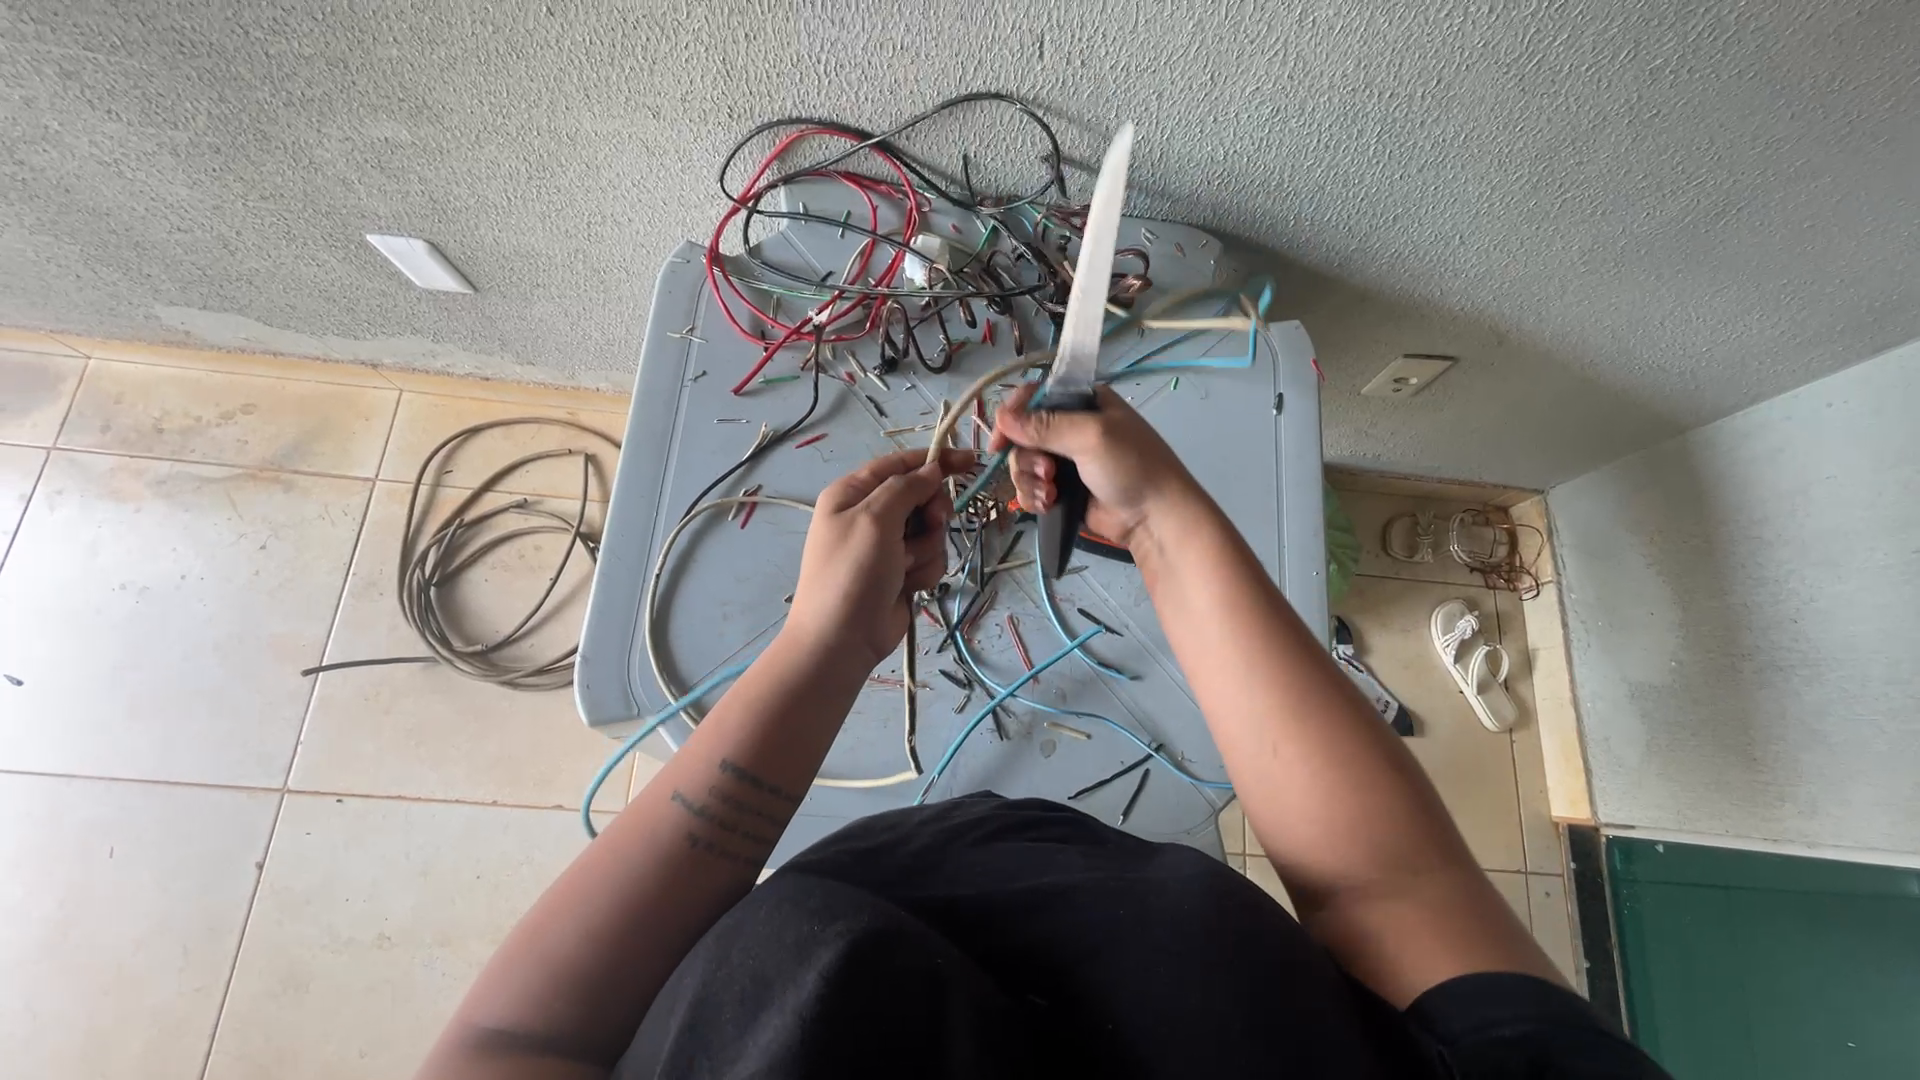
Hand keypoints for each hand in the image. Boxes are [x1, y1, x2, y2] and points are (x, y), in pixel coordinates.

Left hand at [785, 448, 977, 668]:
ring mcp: (887, 546)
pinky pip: (930, 558)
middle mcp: (869, 515)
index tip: (970, 462)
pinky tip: (908, 585)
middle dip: (931, 512)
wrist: (842, 639)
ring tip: (905, 566)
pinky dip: (924, 570)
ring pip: (931, 531)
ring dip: (926, 548)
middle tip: (933, 523)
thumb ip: (906, 487)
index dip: (935, 461)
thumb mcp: (875, 518)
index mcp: (852, 493)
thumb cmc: (852, 572)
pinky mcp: (902, 572)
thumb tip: (932, 469)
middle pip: (921, 496)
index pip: (899, 464)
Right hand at [990, 383, 1201, 550]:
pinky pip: (1031, 488)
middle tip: (1048, 472)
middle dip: (1027, 457)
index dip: (1013, 415)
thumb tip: (1000, 418)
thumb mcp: (1091, 436)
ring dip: (1029, 481)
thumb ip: (1045, 425)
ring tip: (1050, 494)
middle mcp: (1071, 427)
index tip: (1000, 439)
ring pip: (1023, 464)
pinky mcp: (1062, 490)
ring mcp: (1066, 461)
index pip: (1034, 397)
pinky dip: (1033, 497)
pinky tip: (1047, 505)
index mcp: (1082, 403)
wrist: (1155, 517)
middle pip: (1022, 435)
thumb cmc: (1131, 466)